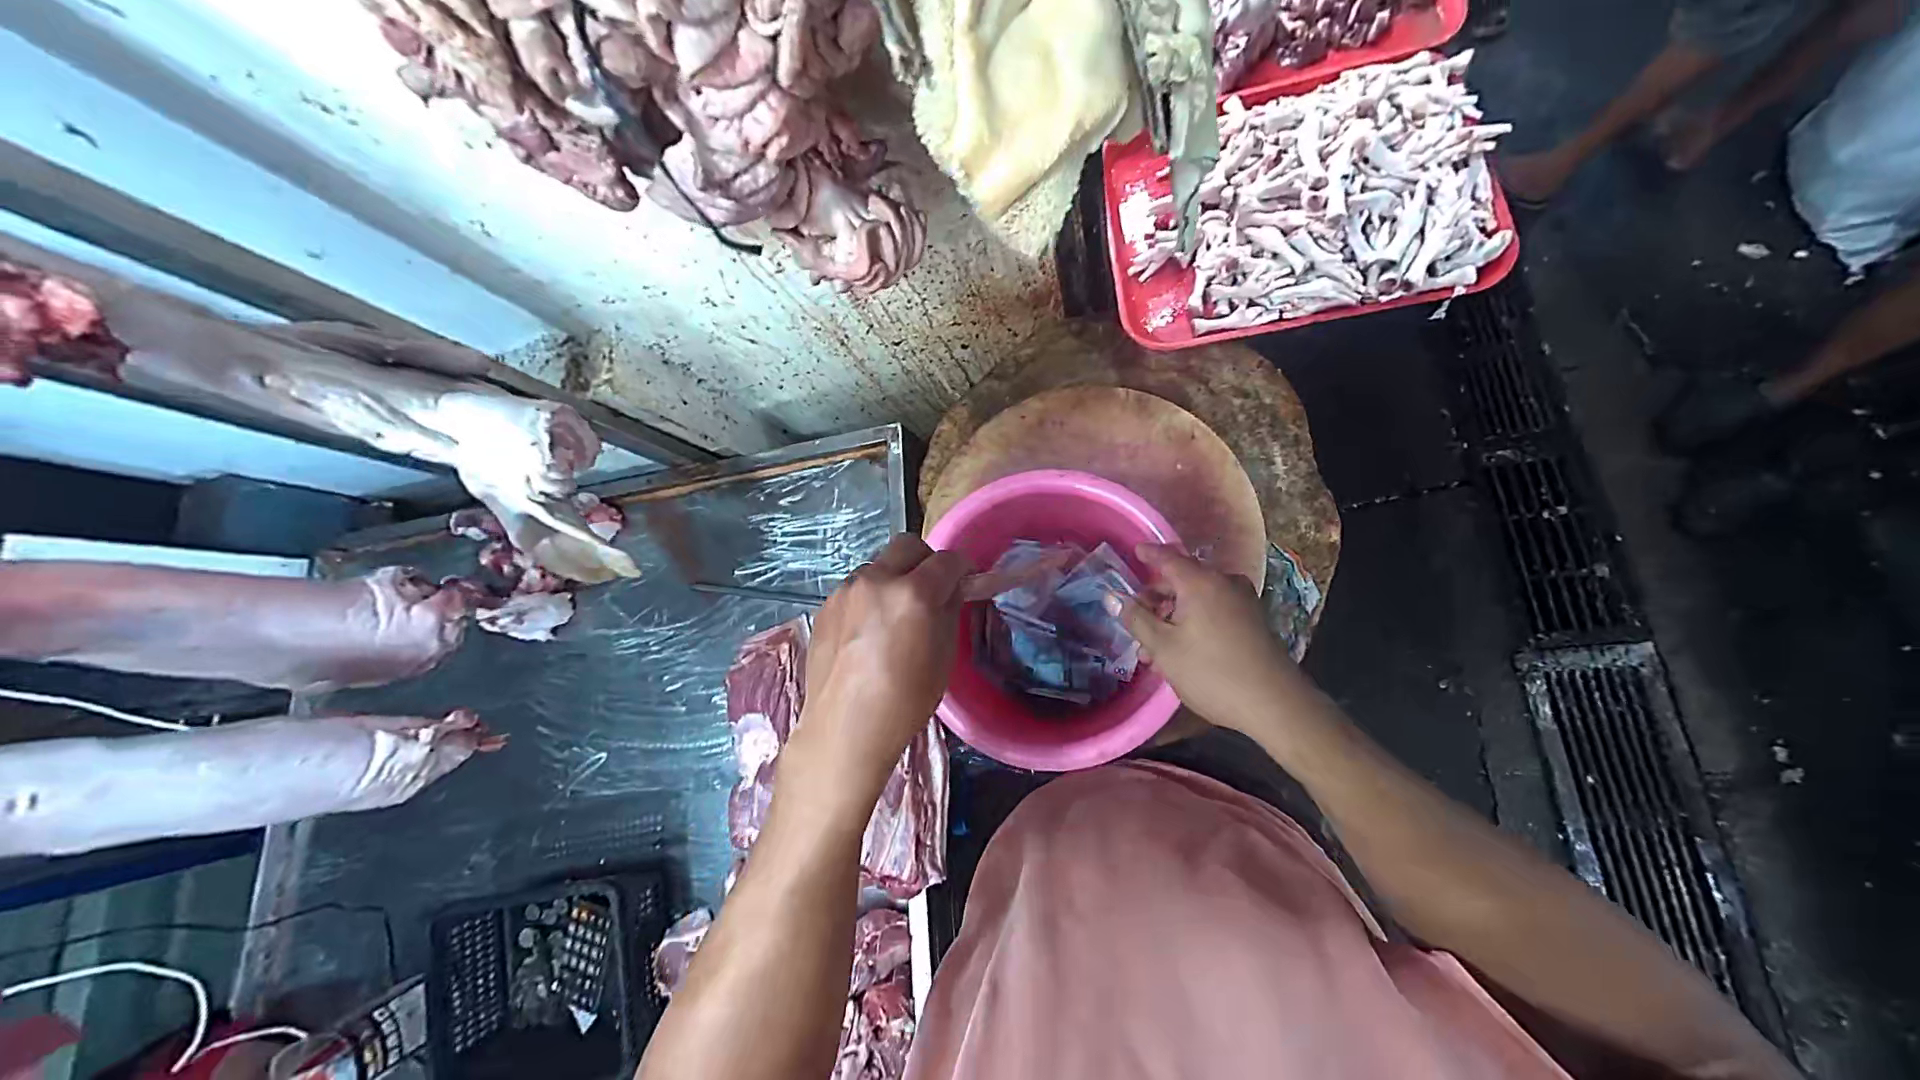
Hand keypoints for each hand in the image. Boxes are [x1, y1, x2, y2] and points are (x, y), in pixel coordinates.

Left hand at [785, 534, 968, 803]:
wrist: (844, 729)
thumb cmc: (905, 701)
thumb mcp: (943, 656)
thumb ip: (949, 610)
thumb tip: (950, 589)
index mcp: (914, 593)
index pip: (947, 560)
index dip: (962, 568)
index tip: (965, 582)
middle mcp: (877, 580)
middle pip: (908, 545)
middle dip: (926, 561)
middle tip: (931, 590)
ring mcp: (846, 590)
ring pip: (879, 565)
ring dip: (894, 578)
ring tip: (895, 615)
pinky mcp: (825, 605)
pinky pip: (856, 588)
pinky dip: (870, 597)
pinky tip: (868, 632)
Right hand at [1114, 544, 1307, 734]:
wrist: (1274, 703)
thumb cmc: (1211, 671)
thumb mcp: (1163, 647)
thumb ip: (1136, 619)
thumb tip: (1113, 597)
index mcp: (1200, 582)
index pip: (1167, 556)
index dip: (1148, 554)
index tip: (1133, 551)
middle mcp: (1224, 583)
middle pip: (1182, 579)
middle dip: (1155, 597)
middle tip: (1135, 619)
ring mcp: (1242, 601)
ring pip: (1197, 599)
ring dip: (1172, 616)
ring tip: (1152, 648)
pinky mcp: (1252, 621)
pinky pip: (1214, 610)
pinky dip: (1193, 621)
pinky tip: (1179, 650)